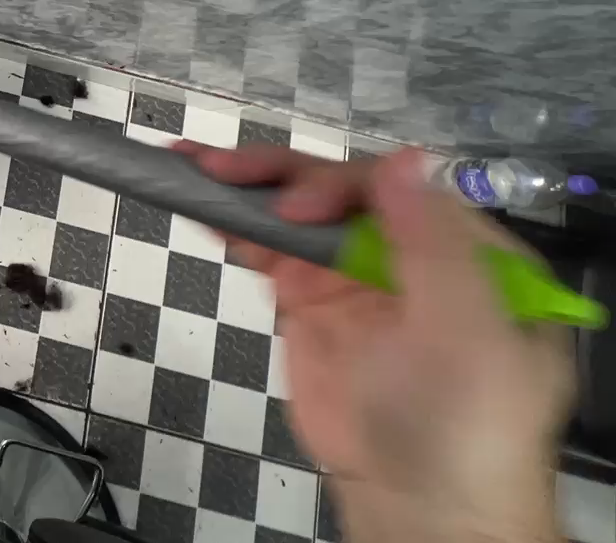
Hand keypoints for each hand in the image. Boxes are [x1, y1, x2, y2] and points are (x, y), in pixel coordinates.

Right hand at [179, 142, 570, 542]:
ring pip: (290, 208)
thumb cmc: (455, 417)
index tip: (288, 209)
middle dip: (275, 173)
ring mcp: (348, 271)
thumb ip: (434, 246)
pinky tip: (194, 203)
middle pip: (333, 189)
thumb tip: (407, 158)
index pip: (396, 189)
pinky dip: (227, 221)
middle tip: (216, 169)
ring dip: (241, 183)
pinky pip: (262, 244)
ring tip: (187, 163)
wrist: (407, 493)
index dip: (336, 184)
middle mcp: (405, 250)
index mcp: (465, 254)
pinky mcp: (303, 293)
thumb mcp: (464, 335)